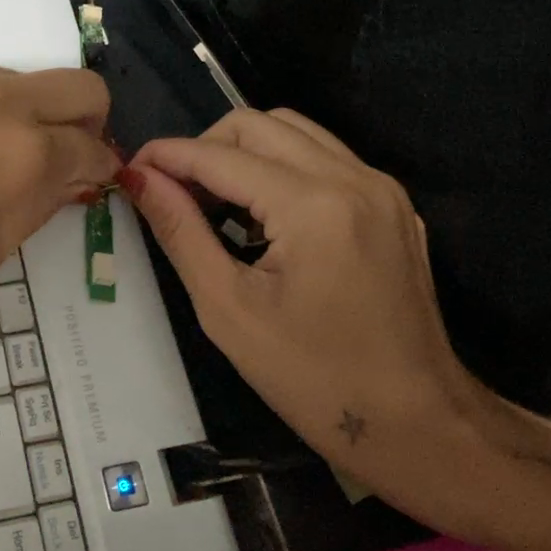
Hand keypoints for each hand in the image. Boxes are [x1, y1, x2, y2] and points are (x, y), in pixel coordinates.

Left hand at [0, 52, 119, 332]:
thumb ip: (34, 207)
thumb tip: (64, 179)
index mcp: (23, 150)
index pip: (92, 147)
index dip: (96, 170)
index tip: (83, 183)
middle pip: (78, 87)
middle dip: (80, 124)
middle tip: (48, 163)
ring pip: (11, 82)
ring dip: (12, 116)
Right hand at [119, 109, 479, 487]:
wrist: (421, 426)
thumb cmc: (314, 380)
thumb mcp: (227, 309)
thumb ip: (180, 230)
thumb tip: (138, 178)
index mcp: (314, 206)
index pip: (220, 156)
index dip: (167, 156)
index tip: (129, 170)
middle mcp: (353, 178)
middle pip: (257, 124)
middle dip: (204, 147)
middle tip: (172, 192)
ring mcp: (381, 188)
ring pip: (293, 130)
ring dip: (242, 151)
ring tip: (212, 200)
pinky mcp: (392, 204)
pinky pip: (323, 157)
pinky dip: (279, 166)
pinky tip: (261, 215)